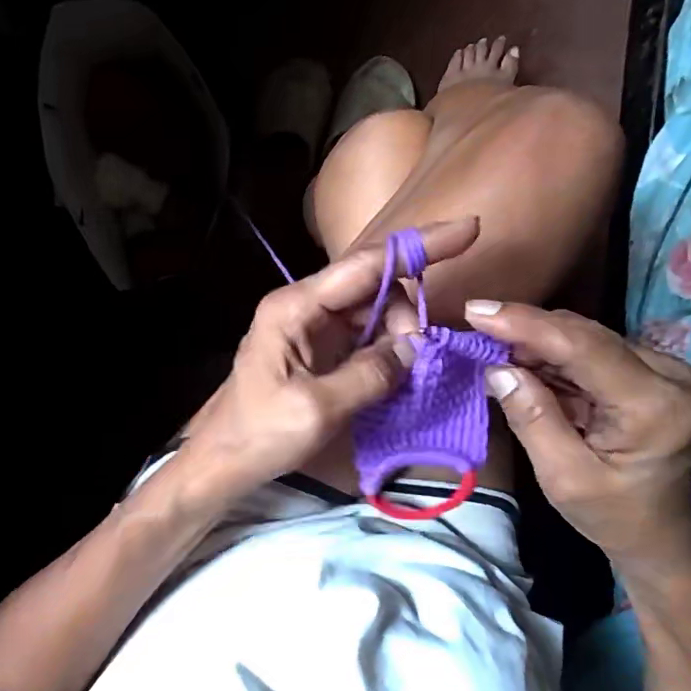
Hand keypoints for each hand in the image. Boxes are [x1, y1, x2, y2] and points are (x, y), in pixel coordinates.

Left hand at [175, 218, 481, 505]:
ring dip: (398, 335)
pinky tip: (397, 373)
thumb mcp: (317, 408)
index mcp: (295, 307)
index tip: (469, 229)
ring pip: (371, 312)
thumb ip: (370, 374)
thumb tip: (414, 349)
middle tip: (416, 359)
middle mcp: (302, 307)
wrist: (221, 461)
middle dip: (405, 313)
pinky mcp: (316, 351)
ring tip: (405, 372)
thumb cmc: (260, 433)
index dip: (419, 245)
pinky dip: (385, 350)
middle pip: (372, 286)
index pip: (366, 264)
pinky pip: (362, 337)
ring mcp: (309, 328)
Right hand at [462, 302, 690, 566]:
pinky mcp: (648, 374)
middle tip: (473, 328)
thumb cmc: (612, 515)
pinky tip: (519, 361)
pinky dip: (550, 356)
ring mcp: (661, 372)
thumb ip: (532, 419)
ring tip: (488, 347)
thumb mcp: (563, 477)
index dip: (527, 325)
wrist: (659, 535)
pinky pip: (589, 352)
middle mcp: (668, 377)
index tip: (477, 311)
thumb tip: (497, 368)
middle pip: (584, 335)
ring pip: (584, 338)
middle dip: (525, 329)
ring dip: (534, 342)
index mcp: (653, 406)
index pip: (583, 348)